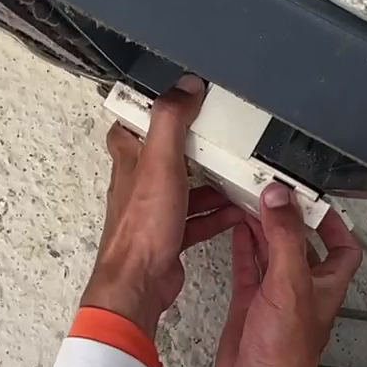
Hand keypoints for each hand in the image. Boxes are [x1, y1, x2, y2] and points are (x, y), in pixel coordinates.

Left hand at [80, 75, 245, 335]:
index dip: (151, 108)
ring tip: (234, 174)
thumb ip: (171, 119)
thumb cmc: (141, 228)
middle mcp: (139, 182)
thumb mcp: (160, 162)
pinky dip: (216, 213)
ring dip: (209, 181)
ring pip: (184, 187)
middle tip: (216, 135)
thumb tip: (184, 85)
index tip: (177, 97)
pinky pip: (197, 218)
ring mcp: (154, 210)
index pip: (133, 122)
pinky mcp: (169, 234)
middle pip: (165, 154)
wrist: (140, 280)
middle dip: (192, 145)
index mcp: (131, 158)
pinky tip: (235, 211)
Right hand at [215, 184, 361, 366]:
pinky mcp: (249, 306)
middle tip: (272, 192)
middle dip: (288, 218)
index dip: (331, 222)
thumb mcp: (289, 284)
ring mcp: (275, 297)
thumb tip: (279, 198)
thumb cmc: (285, 355)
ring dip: (263, 228)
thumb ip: (284, 237)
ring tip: (251, 201)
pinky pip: (248, 269)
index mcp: (325, 284)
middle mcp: (302, 289)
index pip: (342, 246)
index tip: (310, 198)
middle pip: (300, 244)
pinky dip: (243, 248)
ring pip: (272, 252)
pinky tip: (236, 230)